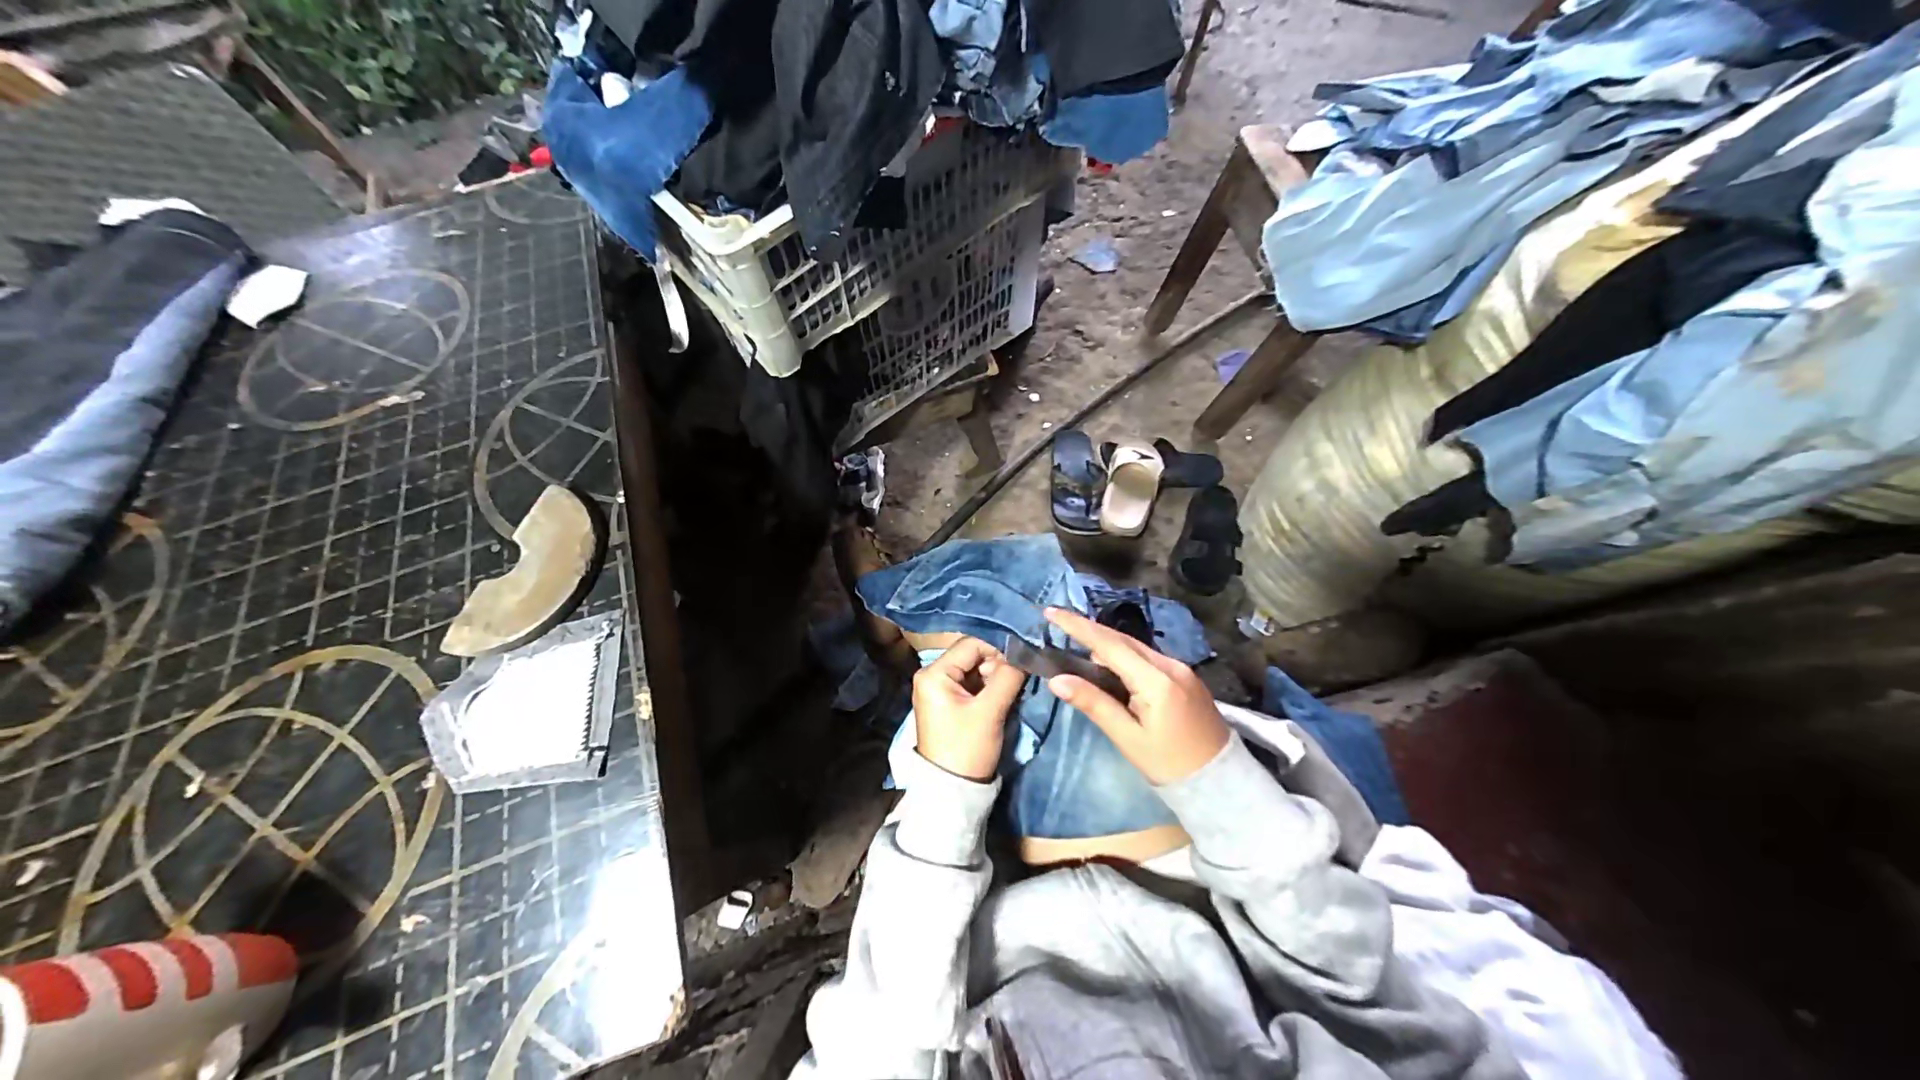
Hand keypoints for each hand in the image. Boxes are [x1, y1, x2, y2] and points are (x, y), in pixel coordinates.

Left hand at [913, 637, 1026, 780]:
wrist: (952, 790)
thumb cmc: (967, 748)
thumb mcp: (990, 711)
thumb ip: (1007, 677)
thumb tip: (1024, 653)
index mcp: (934, 673)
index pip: (971, 644)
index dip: (999, 649)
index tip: (1022, 662)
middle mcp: (931, 675)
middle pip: (973, 656)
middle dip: (997, 665)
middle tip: (1016, 682)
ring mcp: (939, 690)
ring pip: (975, 670)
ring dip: (995, 678)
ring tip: (1011, 692)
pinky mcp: (948, 703)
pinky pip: (972, 685)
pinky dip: (989, 688)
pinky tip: (1002, 698)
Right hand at [1042, 607, 1229, 784]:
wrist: (1221, 783)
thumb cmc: (1169, 765)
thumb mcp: (1128, 738)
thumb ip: (1094, 704)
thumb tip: (1056, 680)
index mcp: (1157, 680)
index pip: (1109, 645)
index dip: (1078, 626)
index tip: (1051, 612)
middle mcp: (1171, 666)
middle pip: (1123, 640)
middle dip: (1089, 629)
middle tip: (1057, 623)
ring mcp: (1181, 670)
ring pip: (1136, 648)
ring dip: (1106, 643)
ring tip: (1076, 643)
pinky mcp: (1185, 678)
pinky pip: (1147, 658)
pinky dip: (1123, 656)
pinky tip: (1108, 664)